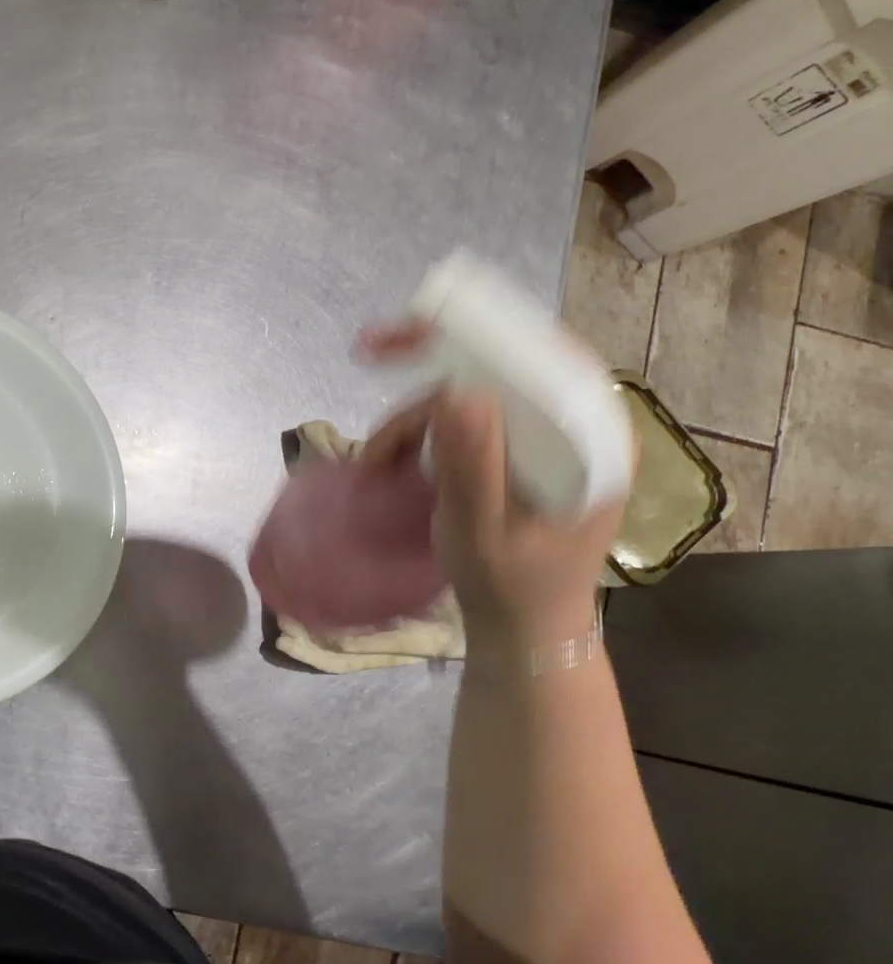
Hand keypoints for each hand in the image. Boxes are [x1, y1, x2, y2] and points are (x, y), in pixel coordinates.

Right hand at [359, 322, 626, 651]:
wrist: (525, 630)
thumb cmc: (511, 587)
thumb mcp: (483, 531)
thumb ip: (474, 465)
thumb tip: (457, 394)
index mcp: (593, 440)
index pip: (542, 355)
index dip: (476, 333)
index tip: (405, 333)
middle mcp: (581, 427)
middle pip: (503, 367)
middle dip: (428, 372)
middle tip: (369, 362)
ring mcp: (552, 441)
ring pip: (477, 395)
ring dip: (415, 417)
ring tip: (374, 462)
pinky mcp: (525, 455)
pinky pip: (471, 420)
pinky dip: (424, 432)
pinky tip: (395, 461)